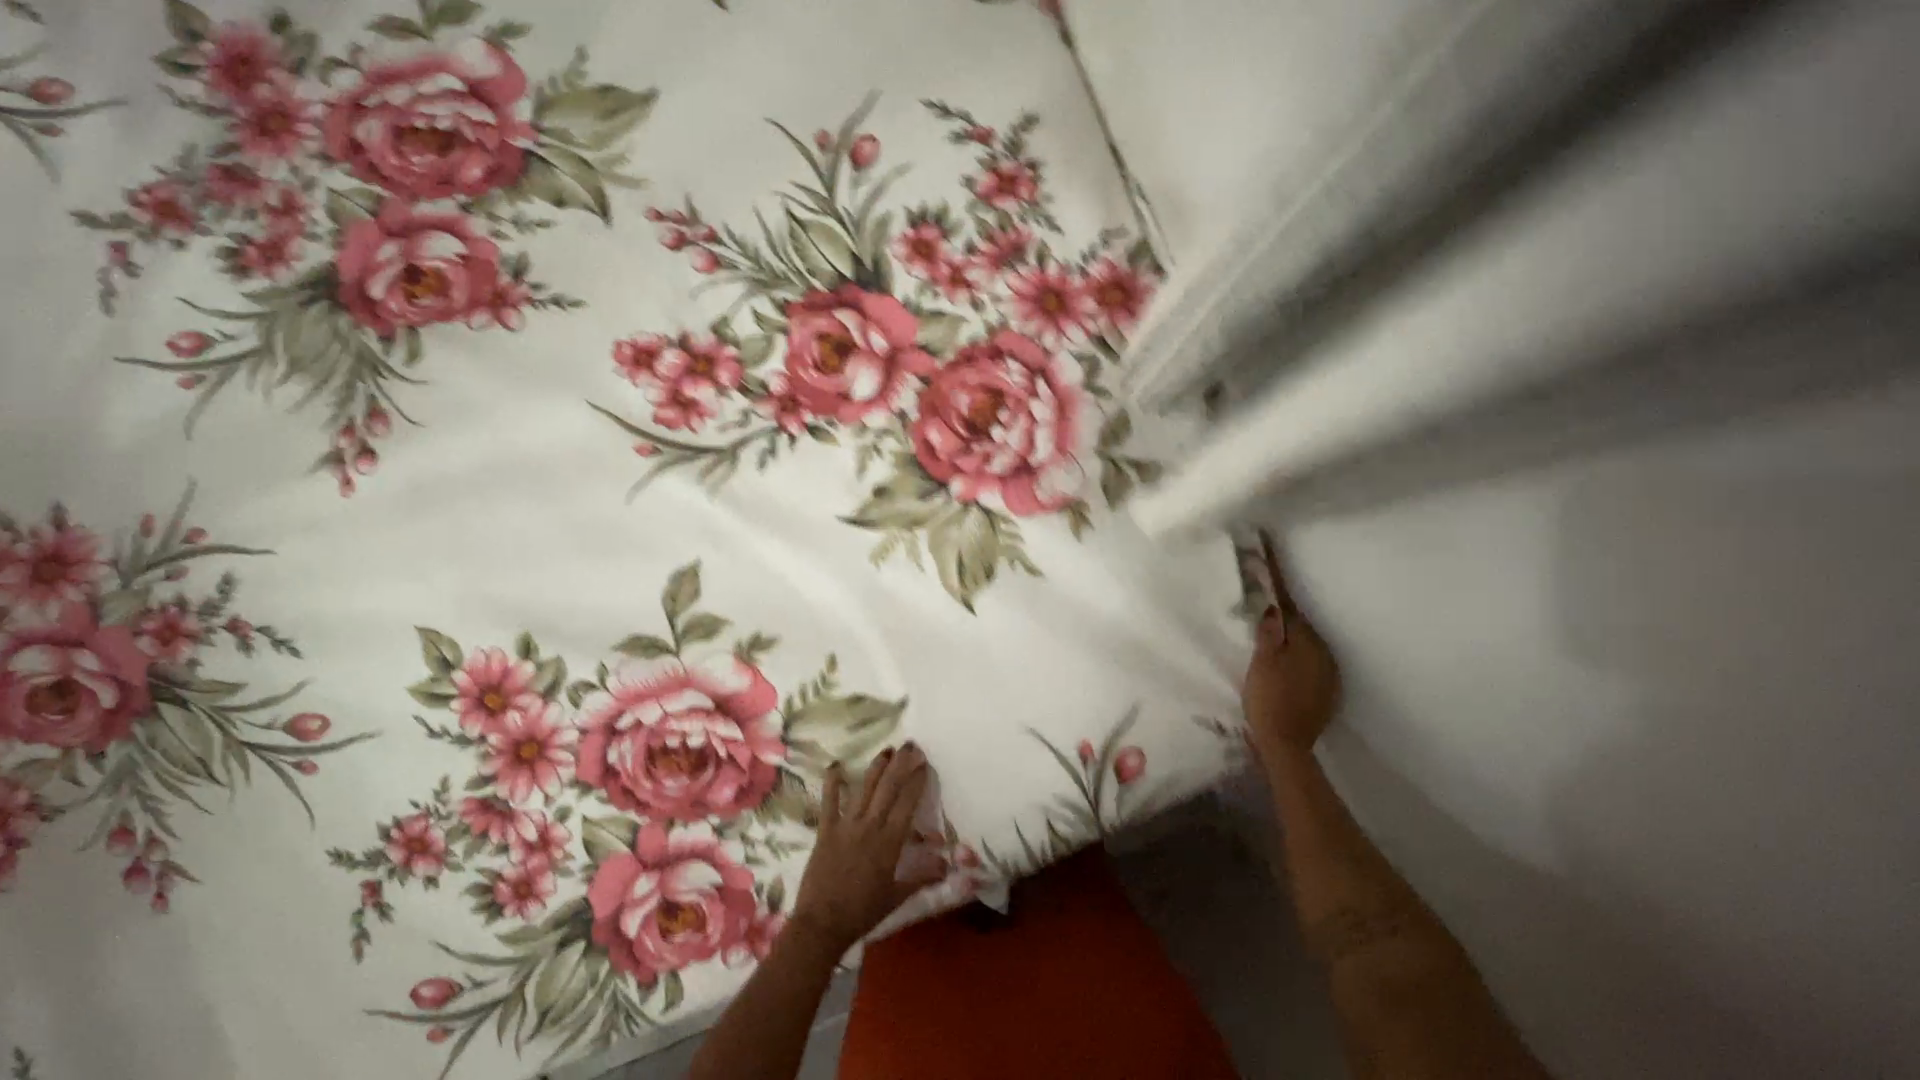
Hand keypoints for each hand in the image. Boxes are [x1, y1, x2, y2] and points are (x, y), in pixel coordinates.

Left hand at [788, 743, 944, 954]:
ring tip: (886, 750)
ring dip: (876, 768)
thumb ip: (921, 877)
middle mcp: (870, 827)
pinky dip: (832, 783)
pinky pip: (829, 802)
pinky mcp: (825, 831)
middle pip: (888, 789)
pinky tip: (835, 766)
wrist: (822, 924)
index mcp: (889, 842)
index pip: (908, 804)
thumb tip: (946, 864)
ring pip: (864, 790)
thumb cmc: (863, 912)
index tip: (925, 764)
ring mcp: (845, 826)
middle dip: (900, 765)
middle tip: (910, 745)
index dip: (917, 781)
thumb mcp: (896, 897)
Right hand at [1242, 531, 1340, 761]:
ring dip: (1292, 638)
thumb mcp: (1262, 662)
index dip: (1277, 582)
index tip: (1268, 552)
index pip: (1290, 605)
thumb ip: (1269, 631)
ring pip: (1306, 645)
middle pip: (1300, 625)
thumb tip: (1273, 602)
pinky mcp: (1325, 693)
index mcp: (1307, 641)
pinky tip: (1284, 665)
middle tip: (1264, 602)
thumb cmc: (1269, 699)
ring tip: (1271, 634)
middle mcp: (1324, 653)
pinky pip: (1309, 665)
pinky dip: (1297, 659)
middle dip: (1285, 614)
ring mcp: (1328, 674)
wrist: (1286, 746)